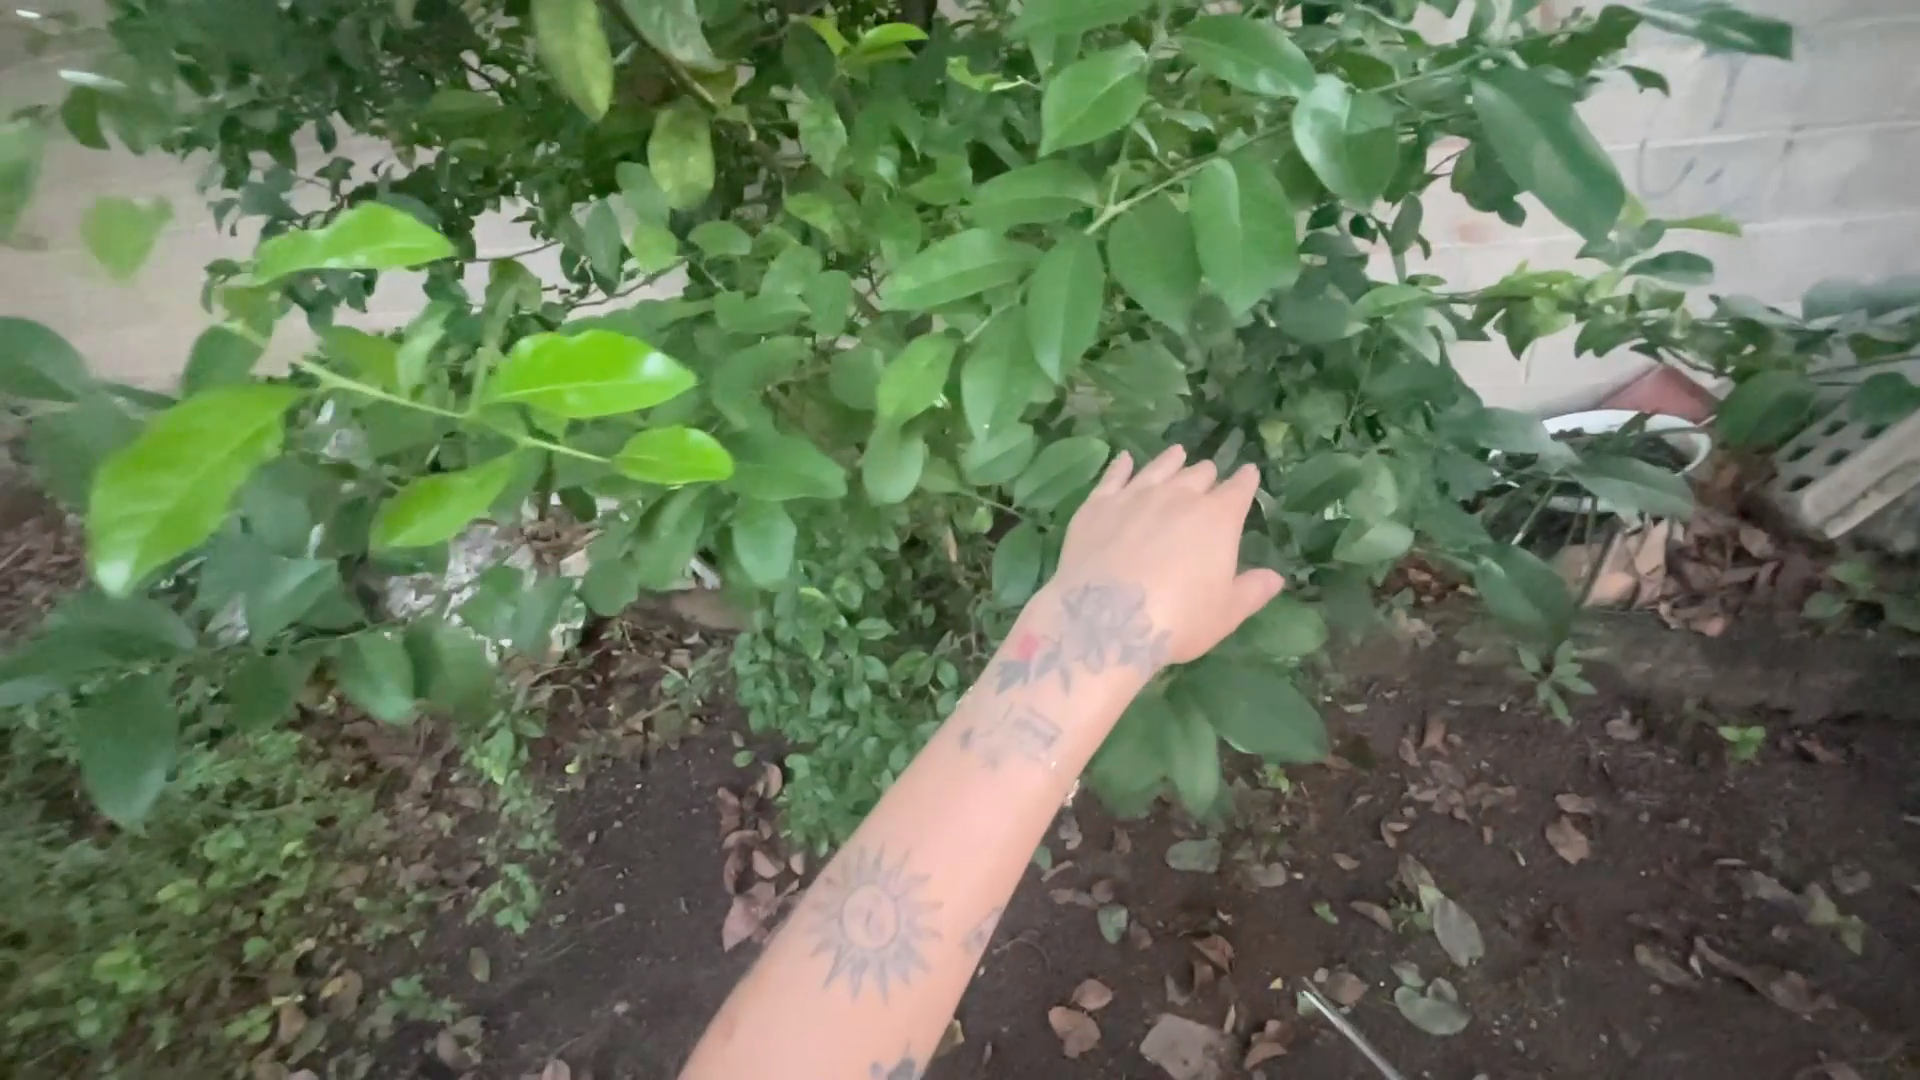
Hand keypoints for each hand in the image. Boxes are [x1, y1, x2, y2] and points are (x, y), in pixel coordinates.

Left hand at [1047, 445, 1283, 666]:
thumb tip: (1275, 577)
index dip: (1245, 481)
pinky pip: (1112, 477)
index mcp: (1217, 518)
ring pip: (1158, 469)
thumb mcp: (1225, 613)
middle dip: (1207, 475)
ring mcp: (1134, 497)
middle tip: (1208, 473)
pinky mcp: (1097, 505)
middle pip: (1197, 476)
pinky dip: (1120, 466)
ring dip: (1170, 461)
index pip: (1238, 490)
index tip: (1249, 473)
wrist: (1104, 619)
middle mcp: (1177, 496)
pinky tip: (1123, 459)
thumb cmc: (1176, 620)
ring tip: (1177, 453)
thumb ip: (1251, 591)